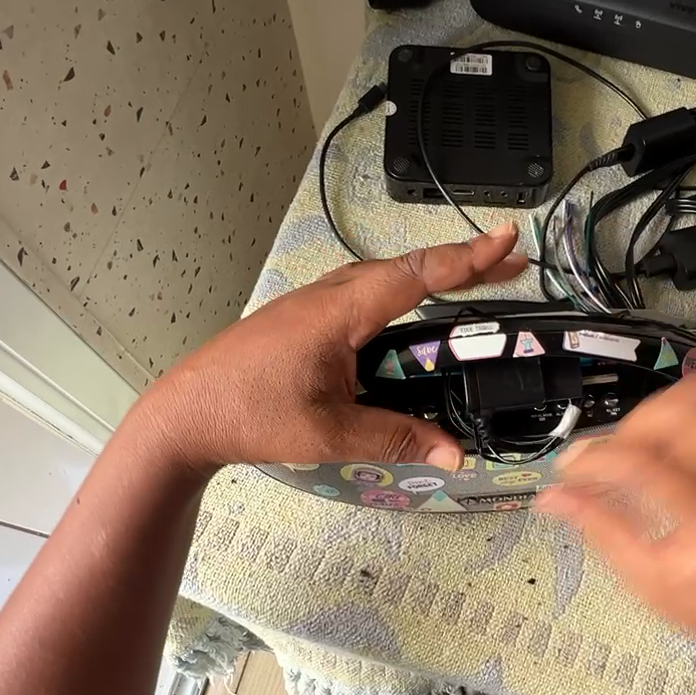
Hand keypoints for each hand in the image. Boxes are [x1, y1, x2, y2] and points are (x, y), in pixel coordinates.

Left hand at [135, 224, 528, 472]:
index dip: (466, 259)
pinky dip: (401, 295)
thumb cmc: (249, 415)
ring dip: (432, 277)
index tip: (508, 240)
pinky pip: (364, 295)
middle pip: (406, 268)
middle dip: (462, 263)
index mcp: (338, 313)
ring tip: (474, 284)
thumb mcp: (329, 434)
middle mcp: (329, 296)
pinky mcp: (305, 318)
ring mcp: (314, 303)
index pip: (415, 276)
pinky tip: (411, 316)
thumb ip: (395, 438)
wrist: (184, 414)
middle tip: (511, 264)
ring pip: (383, 279)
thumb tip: (454, 454)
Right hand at [536, 366, 695, 668]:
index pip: (645, 464)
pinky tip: (684, 425)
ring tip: (648, 438)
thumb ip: (602, 531)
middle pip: (681, 415)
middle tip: (612, 456)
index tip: (570, 470)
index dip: (596, 460)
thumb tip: (551, 497)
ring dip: (668, 404)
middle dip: (631, 428)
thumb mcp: (654, 585)